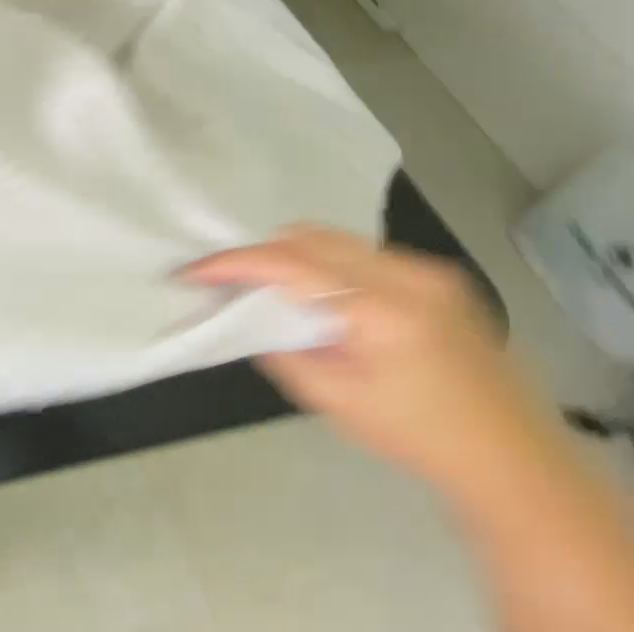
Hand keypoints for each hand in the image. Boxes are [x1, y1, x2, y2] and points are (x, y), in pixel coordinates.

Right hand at [187, 227, 563, 495]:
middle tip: (225, 281)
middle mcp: (411, 278)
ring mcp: (431, 275)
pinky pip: (361, 253)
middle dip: (259, 254)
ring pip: (334, 239)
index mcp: (384, 311)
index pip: (288, 264)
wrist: (513, 462)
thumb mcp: (330, 398)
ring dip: (291, 256)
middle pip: (310, 238)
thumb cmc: (415, 436)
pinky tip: (315, 295)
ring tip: (265, 288)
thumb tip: (237, 313)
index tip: (189, 272)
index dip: (231, 263)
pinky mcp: (441, 280)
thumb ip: (278, 347)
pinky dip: (324, 263)